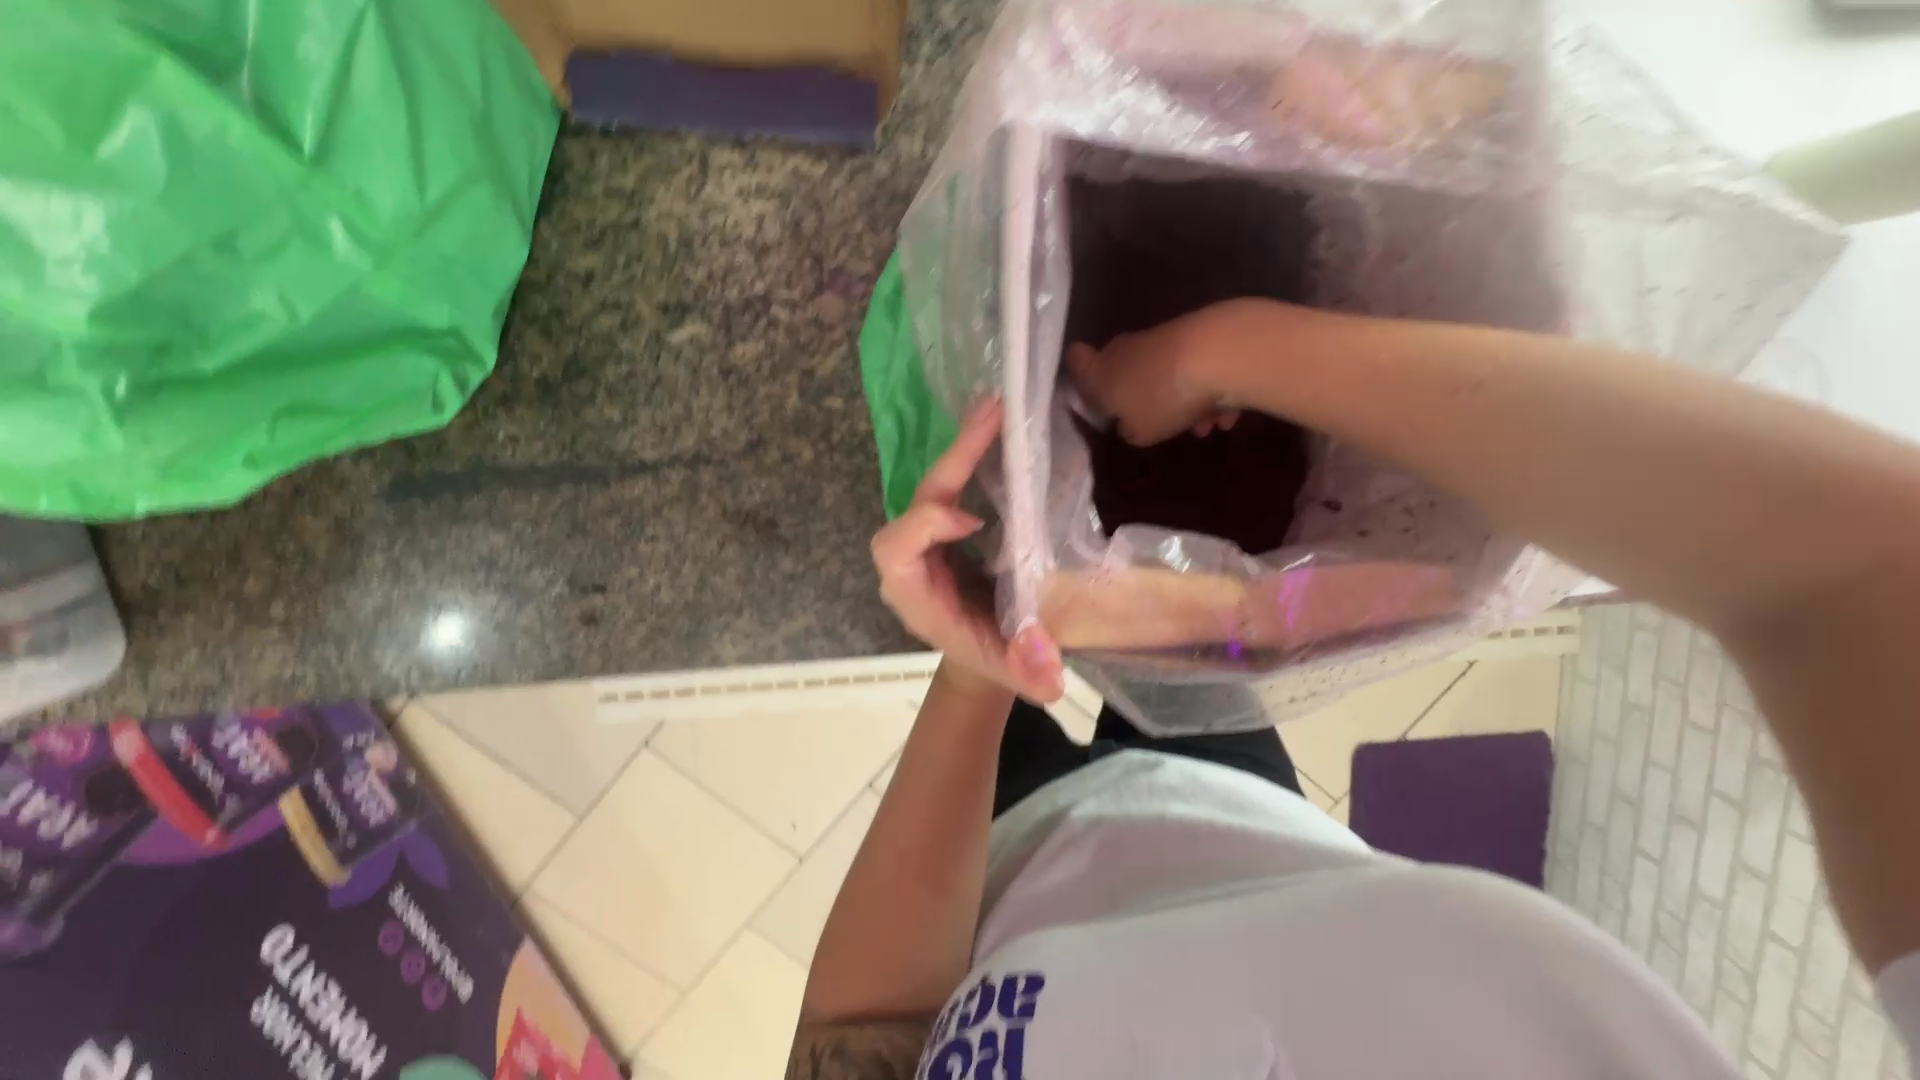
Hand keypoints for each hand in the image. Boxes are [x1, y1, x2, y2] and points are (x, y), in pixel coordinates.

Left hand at [870, 398, 1065, 702]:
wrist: (985, 648)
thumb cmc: (991, 659)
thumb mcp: (1012, 671)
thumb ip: (1027, 671)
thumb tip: (1051, 670)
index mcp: (913, 593)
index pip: (894, 550)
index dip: (924, 527)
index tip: (972, 520)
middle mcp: (913, 558)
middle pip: (918, 500)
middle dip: (953, 459)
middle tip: (993, 416)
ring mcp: (929, 536)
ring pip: (936, 483)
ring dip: (967, 446)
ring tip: (1000, 407)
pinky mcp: (948, 521)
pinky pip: (955, 481)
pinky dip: (977, 453)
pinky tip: (1005, 425)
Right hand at [1066, 298, 1295, 445]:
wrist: (1214, 353)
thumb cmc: (1161, 399)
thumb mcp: (1139, 433)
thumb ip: (1129, 430)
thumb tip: (1128, 423)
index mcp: (1100, 373)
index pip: (1076, 361)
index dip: (1081, 374)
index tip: (1096, 396)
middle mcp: (1124, 351)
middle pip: (1123, 372)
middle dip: (1141, 397)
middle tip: (1158, 422)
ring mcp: (1159, 339)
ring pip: (1164, 375)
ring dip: (1182, 402)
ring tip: (1206, 426)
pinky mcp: (1194, 334)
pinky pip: (1194, 370)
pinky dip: (1207, 391)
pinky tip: (1226, 414)